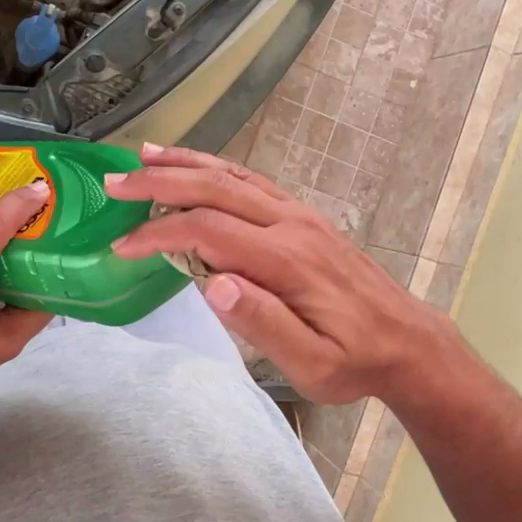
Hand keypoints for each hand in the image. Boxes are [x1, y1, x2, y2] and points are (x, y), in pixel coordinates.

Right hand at [105, 144, 459, 403]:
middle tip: (114, 184)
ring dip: (186, 164)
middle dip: (160, 182)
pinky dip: (217, 168)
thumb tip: (213, 283)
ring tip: (144, 155)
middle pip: (216, 188)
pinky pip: (253, 181)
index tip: (122, 244)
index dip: (160, 233)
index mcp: (287, 261)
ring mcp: (298, 215)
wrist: (407, 341)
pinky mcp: (303, 217)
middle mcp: (290, 225)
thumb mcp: (313, 365)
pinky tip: (196, 166)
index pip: (209, 231)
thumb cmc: (354, 360)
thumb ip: (264, 324)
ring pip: (234, 176)